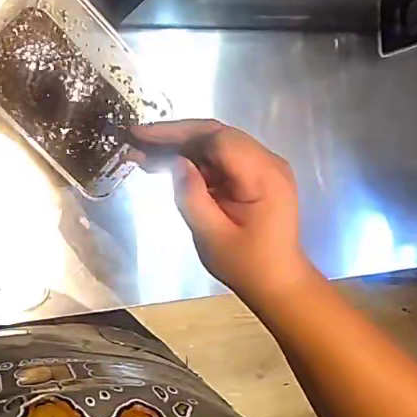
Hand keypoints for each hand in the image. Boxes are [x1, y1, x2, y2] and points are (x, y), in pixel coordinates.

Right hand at [133, 119, 319, 302]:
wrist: (279, 282)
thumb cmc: (247, 265)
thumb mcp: (212, 236)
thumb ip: (191, 196)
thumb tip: (175, 161)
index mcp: (263, 176)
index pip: (218, 139)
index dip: (178, 134)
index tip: (142, 138)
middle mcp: (269, 162)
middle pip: (218, 135)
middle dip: (176, 136)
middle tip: (138, 140)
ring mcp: (265, 167)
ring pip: (218, 144)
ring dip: (183, 147)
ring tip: (147, 156)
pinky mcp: (256, 176)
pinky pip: (223, 158)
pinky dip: (196, 160)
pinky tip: (170, 167)